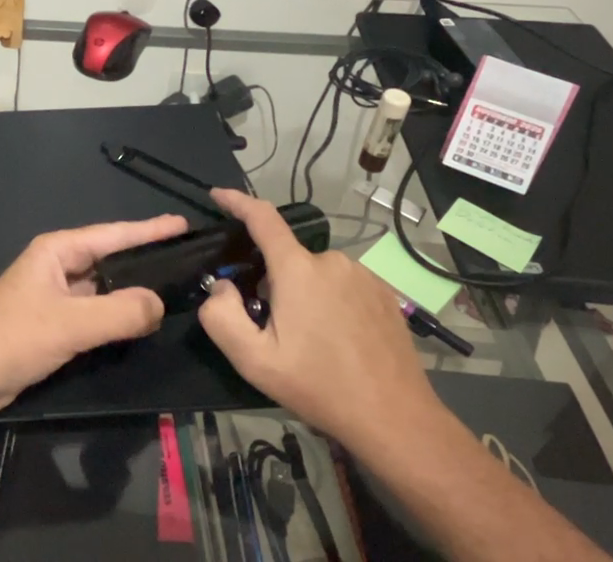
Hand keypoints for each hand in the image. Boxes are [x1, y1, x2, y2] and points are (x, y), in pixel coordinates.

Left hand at [0, 215, 187, 417]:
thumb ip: (120, 311)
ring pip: (104, 284)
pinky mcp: (54, 320)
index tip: (184, 224)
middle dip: (145, 256)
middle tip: (188, 257)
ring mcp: (54, 293)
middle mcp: (56, 264)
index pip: (113, 234)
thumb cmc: (14, 339)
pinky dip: (118, 310)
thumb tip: (160, 303)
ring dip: (133, 286)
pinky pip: (96, 308)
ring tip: (174, 284)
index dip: (149, 229)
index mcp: (56, 250)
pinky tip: (141, 316)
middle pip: (110, 256)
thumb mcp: (72, 324)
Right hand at [198, 189, 439, 446]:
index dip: (237, 201)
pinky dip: (330, 302)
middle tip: (273, 328)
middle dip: (272, 283)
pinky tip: (338, 341)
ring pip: (315, 274)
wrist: (395, 418)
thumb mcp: (254, 360)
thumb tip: (222, 287)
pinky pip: (342, 286)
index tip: (218, 195)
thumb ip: (221, 316)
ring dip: (303, 295)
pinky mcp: (384, 294)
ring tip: (310, 342)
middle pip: (287, 259)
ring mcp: (362, 275)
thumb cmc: (319, 386)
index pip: (262, 217)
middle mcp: (331, 261)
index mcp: (297, 270)